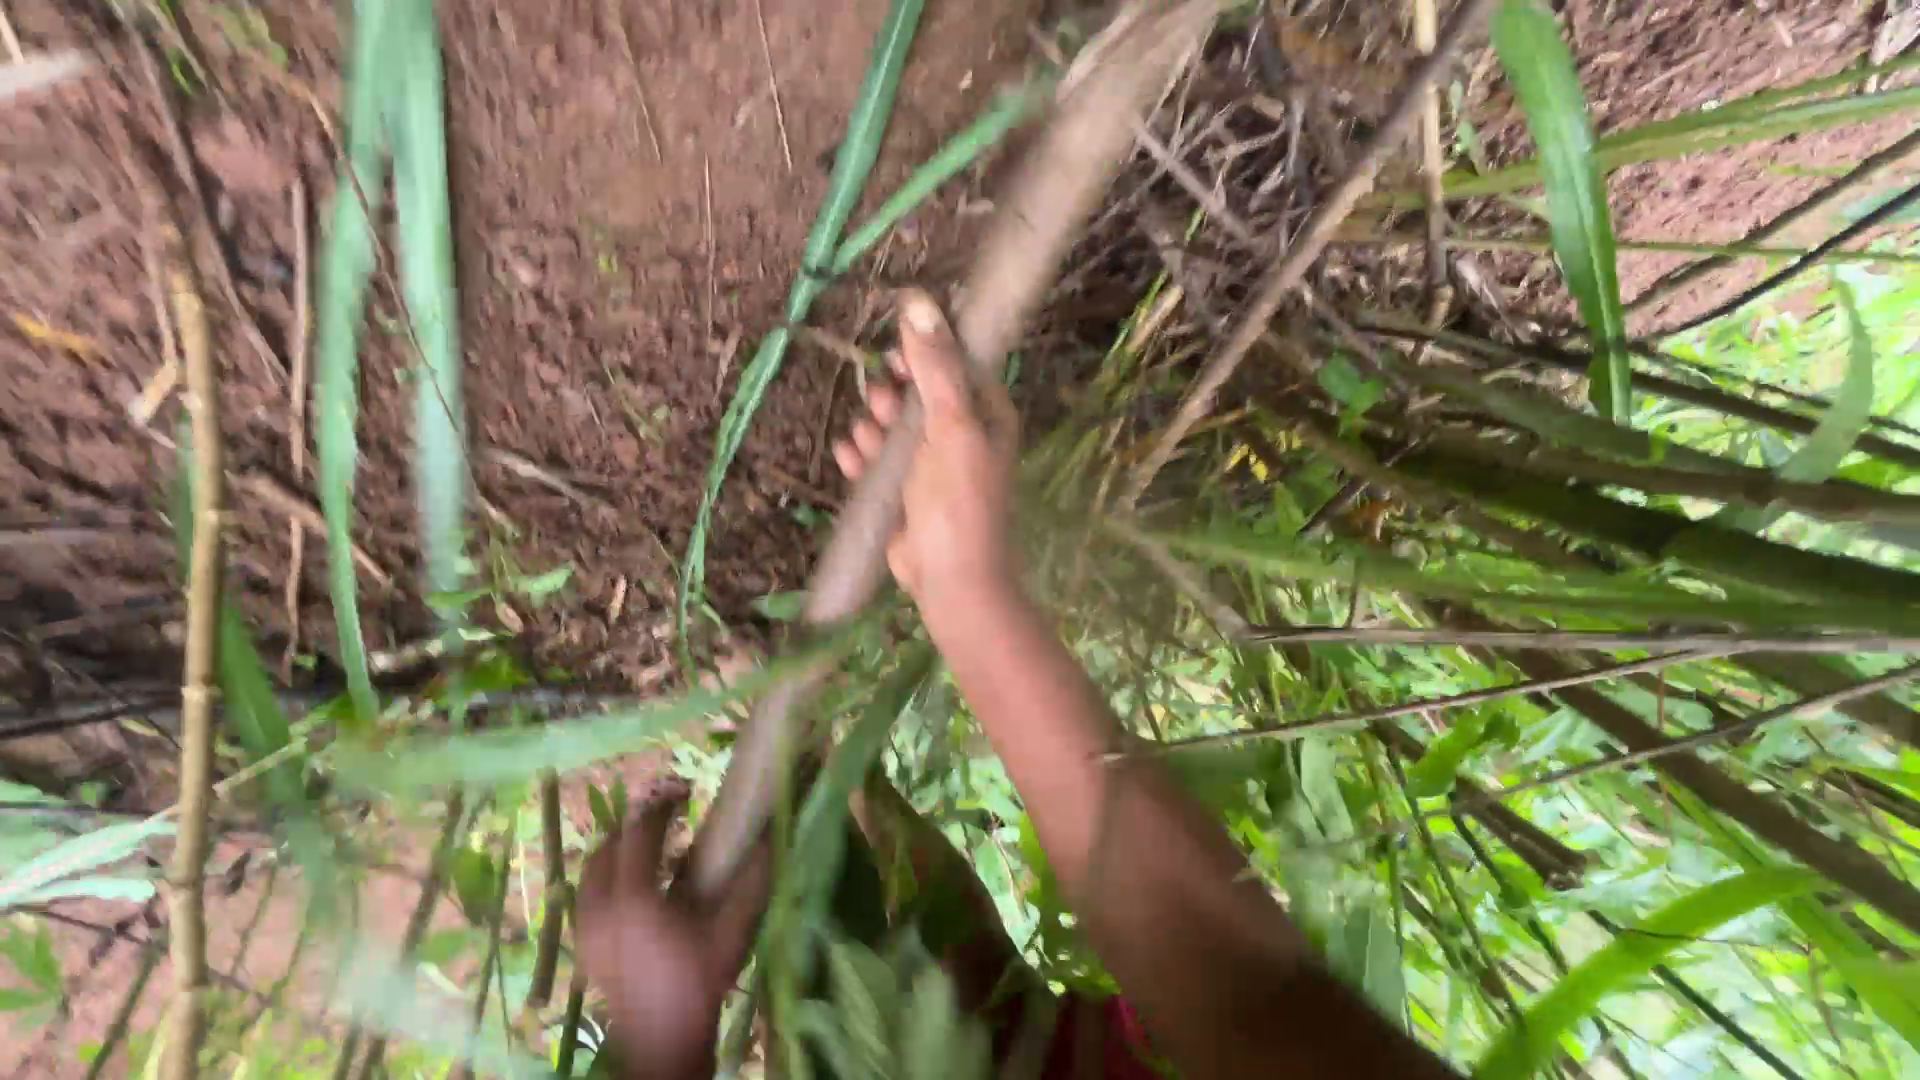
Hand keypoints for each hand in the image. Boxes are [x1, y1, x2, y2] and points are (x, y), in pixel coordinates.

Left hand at [575, 797, 769, 1079]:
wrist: (663, 1043)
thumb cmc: (699, 985)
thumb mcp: (732, 931)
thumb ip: (752, 878)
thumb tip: (771, 834)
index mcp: (634, 900)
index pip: (639, 833)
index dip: (662, 806)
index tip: (685, 792)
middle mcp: (600, 908)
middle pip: (608, 844)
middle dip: (637, 822)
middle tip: (667, 811)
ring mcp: (586, 927)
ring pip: (591, 867)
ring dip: (619, 846)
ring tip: (650, 840)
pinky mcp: (584, 944)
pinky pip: (587, 891)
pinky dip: (608, 872)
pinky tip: (637, 878)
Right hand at [832, 290, 1019, 602]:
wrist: (949, 577)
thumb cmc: (959, 498)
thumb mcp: (951, 425)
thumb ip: (935, 368)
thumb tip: (919, 304)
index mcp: (986, 415)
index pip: (956, 365)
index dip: (924, 354)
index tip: (895, 353)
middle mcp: (962, 436)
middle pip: (918, 395)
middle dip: (893, 395)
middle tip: (879, 400)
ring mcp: (932, 466)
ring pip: (894, 428)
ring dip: (874, 426)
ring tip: (865, 437)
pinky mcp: (906, 492)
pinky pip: (879, 462)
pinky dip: (864, 457)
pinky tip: (850, 457)